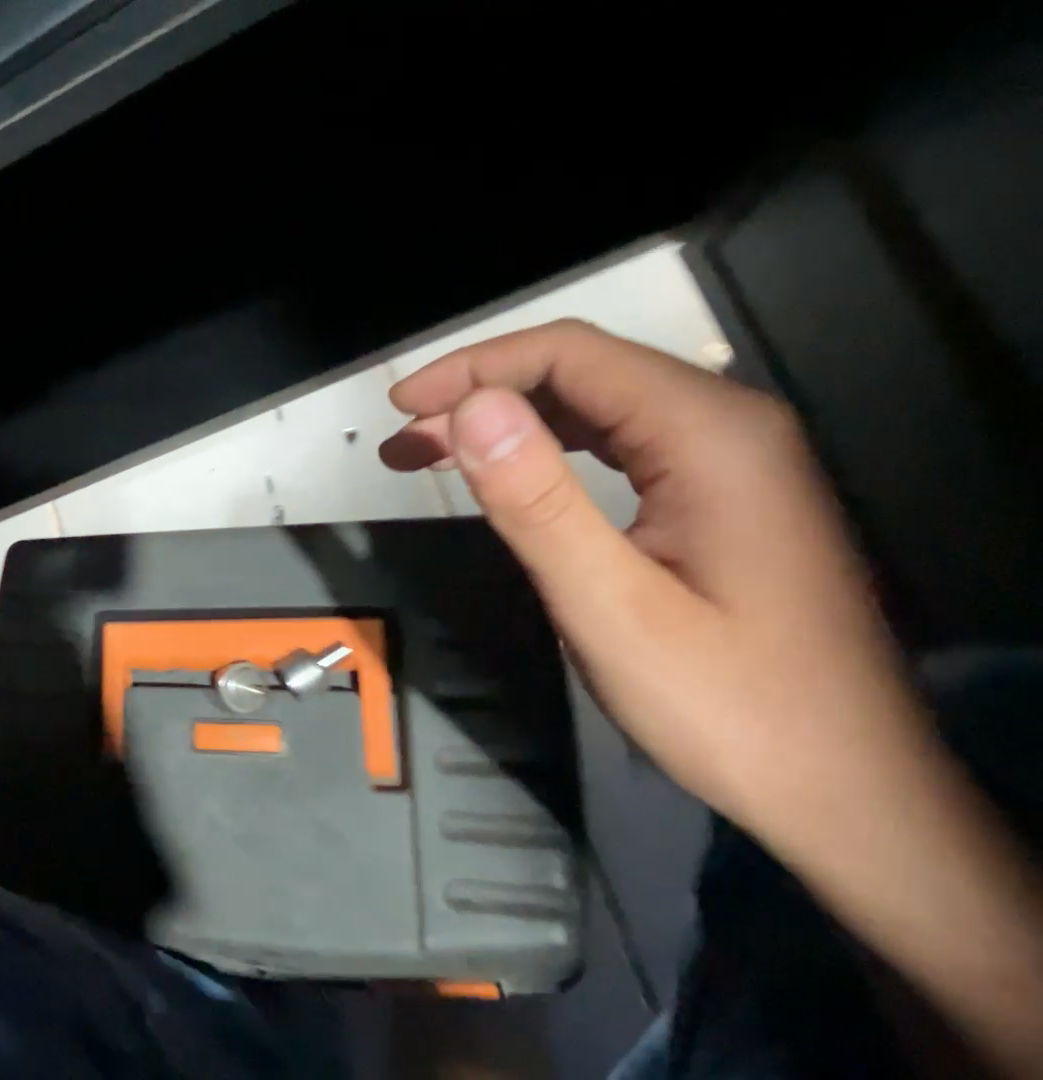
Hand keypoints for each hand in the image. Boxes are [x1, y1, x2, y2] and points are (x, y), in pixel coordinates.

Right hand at [379, 320, 924, 827]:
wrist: (847, 789)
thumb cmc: (729, 706)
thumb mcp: (610, 608)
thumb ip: (536, 502)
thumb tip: (469, 408)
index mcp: (710, 435)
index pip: (572, 355)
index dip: (474, 368)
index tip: (400, 408)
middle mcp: (727, 426)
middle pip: (584, 371)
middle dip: (481, 393)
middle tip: (400, 440)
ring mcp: (730, 461)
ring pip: (597, 407)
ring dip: (508, 422)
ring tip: (429, 455)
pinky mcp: (721, 497)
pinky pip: (619, 445)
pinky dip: (548, 451)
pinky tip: (509, 475)